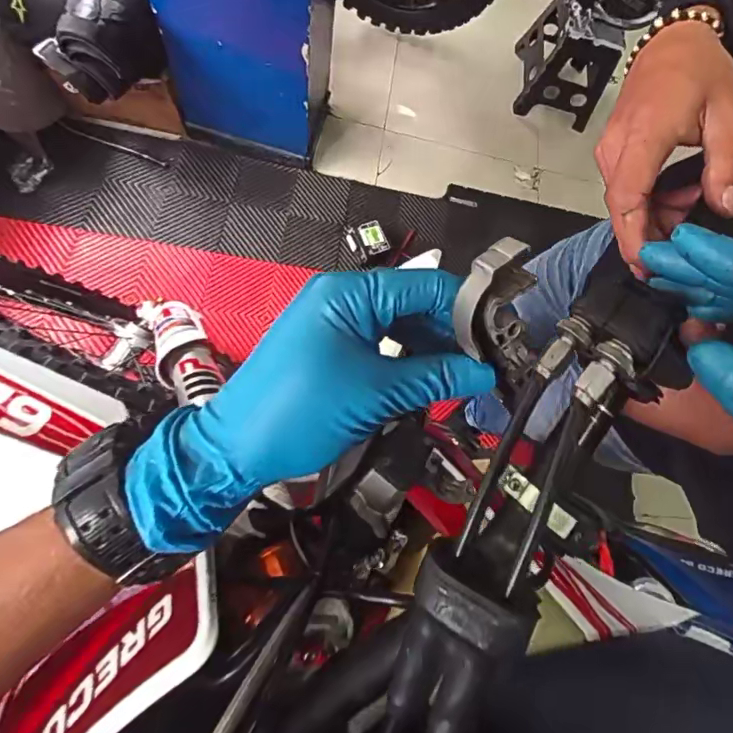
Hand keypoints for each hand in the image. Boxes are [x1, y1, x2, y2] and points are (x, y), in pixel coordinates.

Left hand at [124, 270, 495, 551]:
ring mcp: (334, 321)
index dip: (464, 309)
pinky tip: (427, 379)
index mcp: (347, 294)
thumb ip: (434, 377)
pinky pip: (381, 343)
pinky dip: (406, 360)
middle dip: (450, 333)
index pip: (424, 285)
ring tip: (459, 376)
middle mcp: (340, 299)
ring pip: (399, 325)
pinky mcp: (332, 346)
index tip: (494, 334)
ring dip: (430, 349)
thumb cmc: (291, 413)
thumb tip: (480, 373)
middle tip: (481, 362)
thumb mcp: (375, 394)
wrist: (237, 448)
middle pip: (414, 303)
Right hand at [596, 13, 732, 272]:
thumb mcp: (729, 112)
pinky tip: (679, 195)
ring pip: (624, 203)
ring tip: (693, 204)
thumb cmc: (699, 69)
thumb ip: (728, 163)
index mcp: (644, 135)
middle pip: (622, 209)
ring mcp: (610, 150)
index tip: (649, 264)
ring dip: (655, 217)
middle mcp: (617, 147)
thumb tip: (727, 207)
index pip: (627, 198)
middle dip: (650, 235)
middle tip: (684, 249)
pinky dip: (650, 202)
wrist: (676, 42)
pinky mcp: (613, 153)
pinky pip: (625, 190)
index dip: (635, 236)